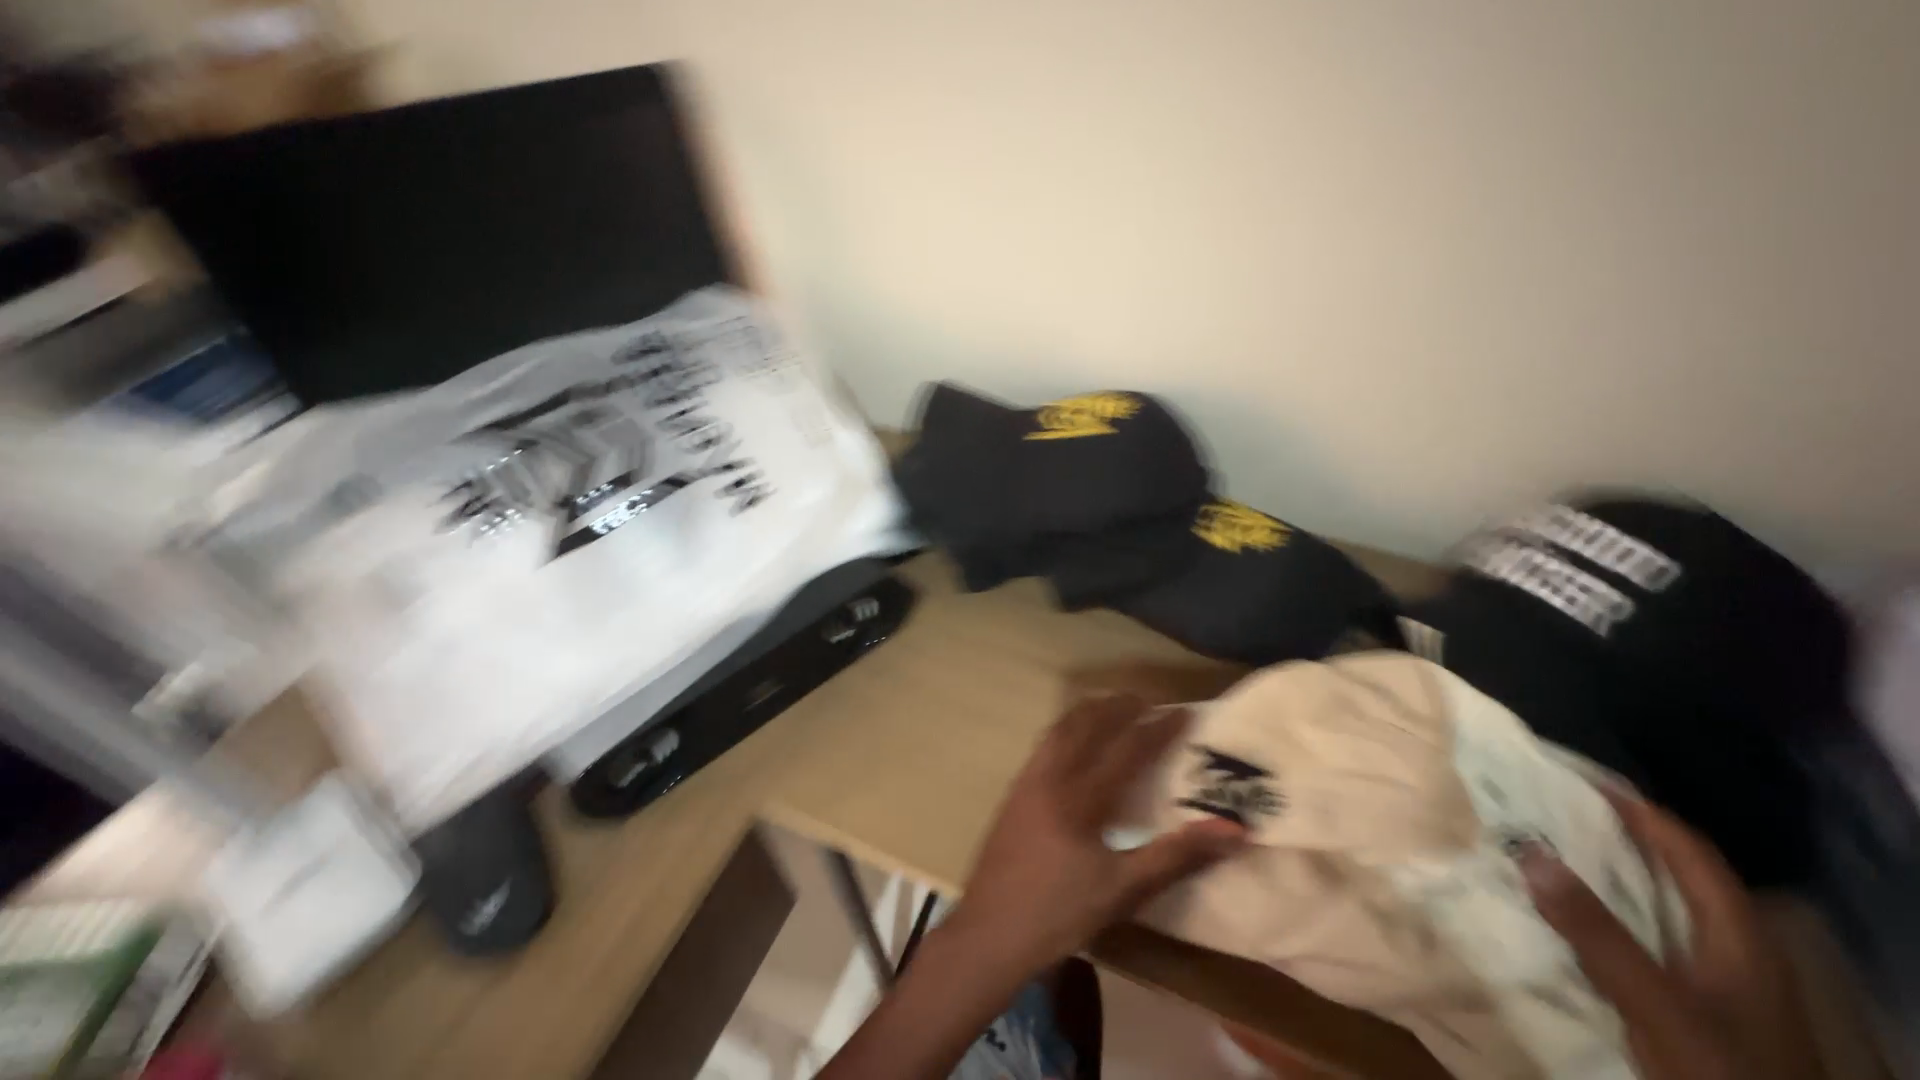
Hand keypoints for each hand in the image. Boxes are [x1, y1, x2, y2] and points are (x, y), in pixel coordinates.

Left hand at [942, 694, 1247, 980]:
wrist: (988, 934)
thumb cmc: (1059, 914)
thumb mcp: (1123, 889)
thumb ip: (1177, 855)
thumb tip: (1233, 830)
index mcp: (1080, 797)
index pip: (1126, 749)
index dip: (1157, 729)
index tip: (1183, 713)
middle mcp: (1050, 778)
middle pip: (1086, 725)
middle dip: (1117, 707)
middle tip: (1147, 700)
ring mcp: (1025, 784)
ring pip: (1058, 730)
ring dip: (1088, 714)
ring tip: (1113, 709)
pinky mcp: (1012, 797)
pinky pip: (1043, 746)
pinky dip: (1065, 730)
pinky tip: (1073, 745)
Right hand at [1520, 790, 1823, 1079]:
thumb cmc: (1719, 1068)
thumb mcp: (1654, 1002)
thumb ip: (1595, 933)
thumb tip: (1531, 853)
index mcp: (1738, 934)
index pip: (1691, 852)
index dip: (1643, 813)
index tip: (1587, 782)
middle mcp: (1736, 948)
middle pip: (1681, 876)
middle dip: (1624, 840)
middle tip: (1561, 813)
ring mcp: (1724, 982)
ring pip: (1667, 910)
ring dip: (1617, 879)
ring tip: (1560, 856)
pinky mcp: (1704, 1008)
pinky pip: (1656, 942)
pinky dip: (1618, 918)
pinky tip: (1583, 923)